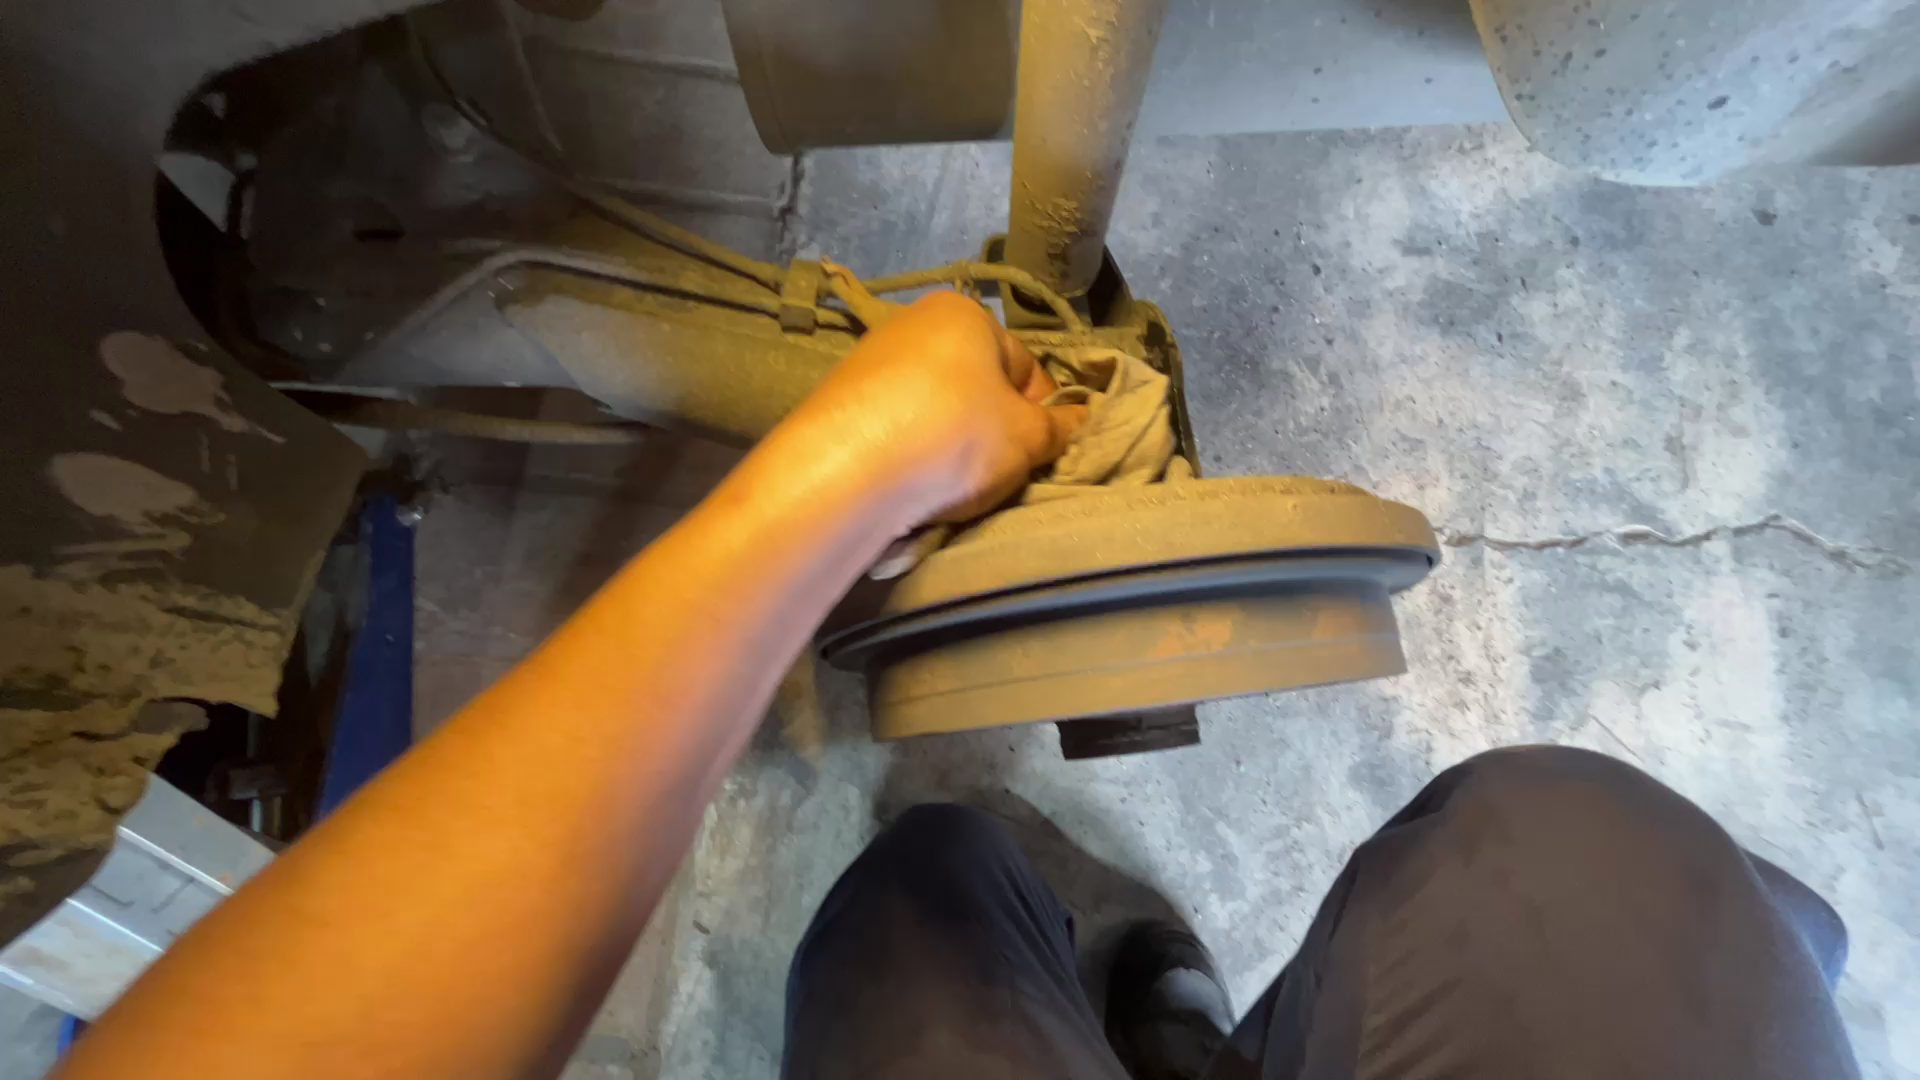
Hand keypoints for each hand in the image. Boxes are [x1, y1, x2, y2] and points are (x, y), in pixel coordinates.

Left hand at [771, 291, 1087, 522]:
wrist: (849, 470)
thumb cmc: (956, 436)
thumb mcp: (1027, 436)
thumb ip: (1060, 427)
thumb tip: (1081, 417)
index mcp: (964, 314)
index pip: (1025, 366)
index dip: (1043, 414)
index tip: (1043, 453)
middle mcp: (912, 324)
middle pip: (976, 386)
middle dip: (995, 430)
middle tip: (1001, 473)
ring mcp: (869, 361)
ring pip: (935, 410)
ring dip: (954, 445)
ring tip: (954, 485)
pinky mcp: (839, 402)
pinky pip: (896, 428)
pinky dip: (912, 454)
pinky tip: (914, 484)